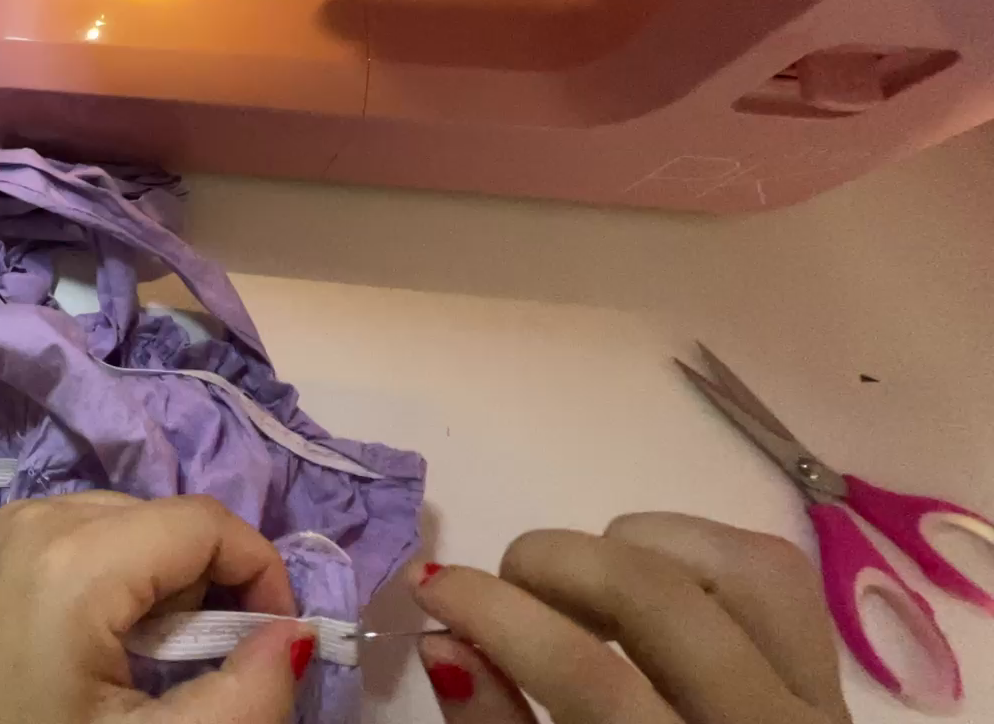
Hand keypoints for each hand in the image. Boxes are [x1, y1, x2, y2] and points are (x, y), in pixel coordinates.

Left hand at [0, 491, 313, 723]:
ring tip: (149, 662)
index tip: (277, 644)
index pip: (204, 521)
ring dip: (163, 583)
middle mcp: (40, 512)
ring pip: (128, 524)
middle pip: (165, 520)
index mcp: (75, 555)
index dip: (261, 573)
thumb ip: (246, 697)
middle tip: (202, 667)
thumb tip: (297, 635)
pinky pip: (85, 533)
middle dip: (207, 586)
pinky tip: (102, 641)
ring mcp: (10, 522)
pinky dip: (117, 575)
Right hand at [411, 512, 852, 723]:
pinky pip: (766, 572)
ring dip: (627, 549)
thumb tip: (440, 635)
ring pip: (730, 562)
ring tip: (579, 593)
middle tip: (504, 590)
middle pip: (654, 592)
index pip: (590, 675)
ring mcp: (820, 706)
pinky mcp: (828, 680)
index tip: (427, 586)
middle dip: (547, 561)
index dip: (492, 613)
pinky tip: (636, 590)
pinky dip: (683, 552)